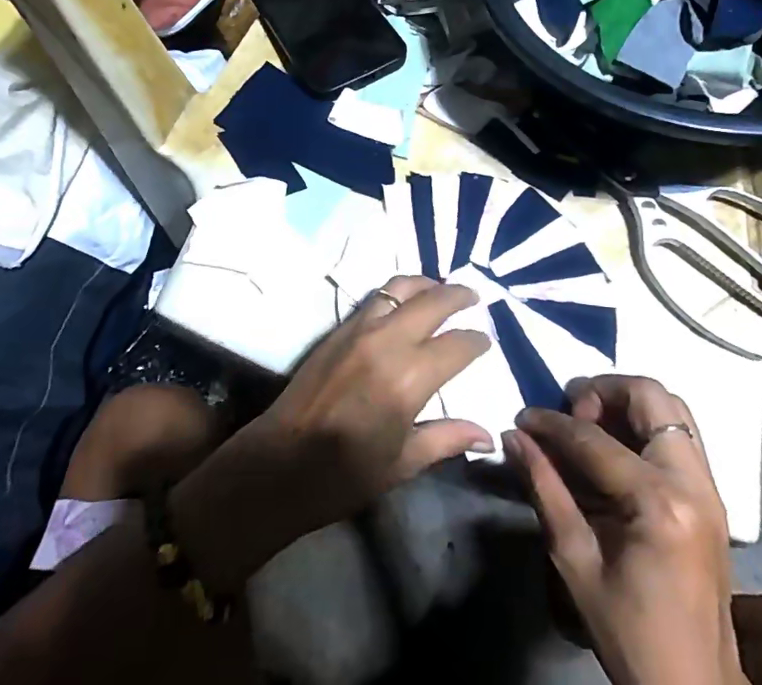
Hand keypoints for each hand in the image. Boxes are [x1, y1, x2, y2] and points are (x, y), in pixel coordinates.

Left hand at [170, 277, 492, 588]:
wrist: (274, 467)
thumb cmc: (343, 475)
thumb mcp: (402, 463)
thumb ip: (447, 439)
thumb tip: (487, 435)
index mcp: (409, 378)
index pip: (458, 344)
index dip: (477, 342)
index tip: (485, 342)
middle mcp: (387, 343)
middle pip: (434, 302)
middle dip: (460, 297)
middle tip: (475, 299)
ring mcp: (358, 330)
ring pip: (400, 288)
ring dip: (428, 285)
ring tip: (442, 290)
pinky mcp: (336, 330)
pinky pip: (375, 298)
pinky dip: (398, 293)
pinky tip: (405, 304)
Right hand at [507, 376, 744, 684]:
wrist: (693, 682)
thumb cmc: (628, 630)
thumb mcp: (575, 562)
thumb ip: (546, 489)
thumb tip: (515, 437)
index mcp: (658, 502)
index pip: (595, 439)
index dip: (552, 423)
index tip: (524, 417)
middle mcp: (693, 479)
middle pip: (652, 396)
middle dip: (603, 391)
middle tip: (570, 410)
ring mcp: (710, 484)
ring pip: (674, 407)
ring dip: (629, 402)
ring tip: (591, 421)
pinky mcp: (713, 493)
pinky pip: (682, 433)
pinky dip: (648, 423)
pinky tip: (618, 444)